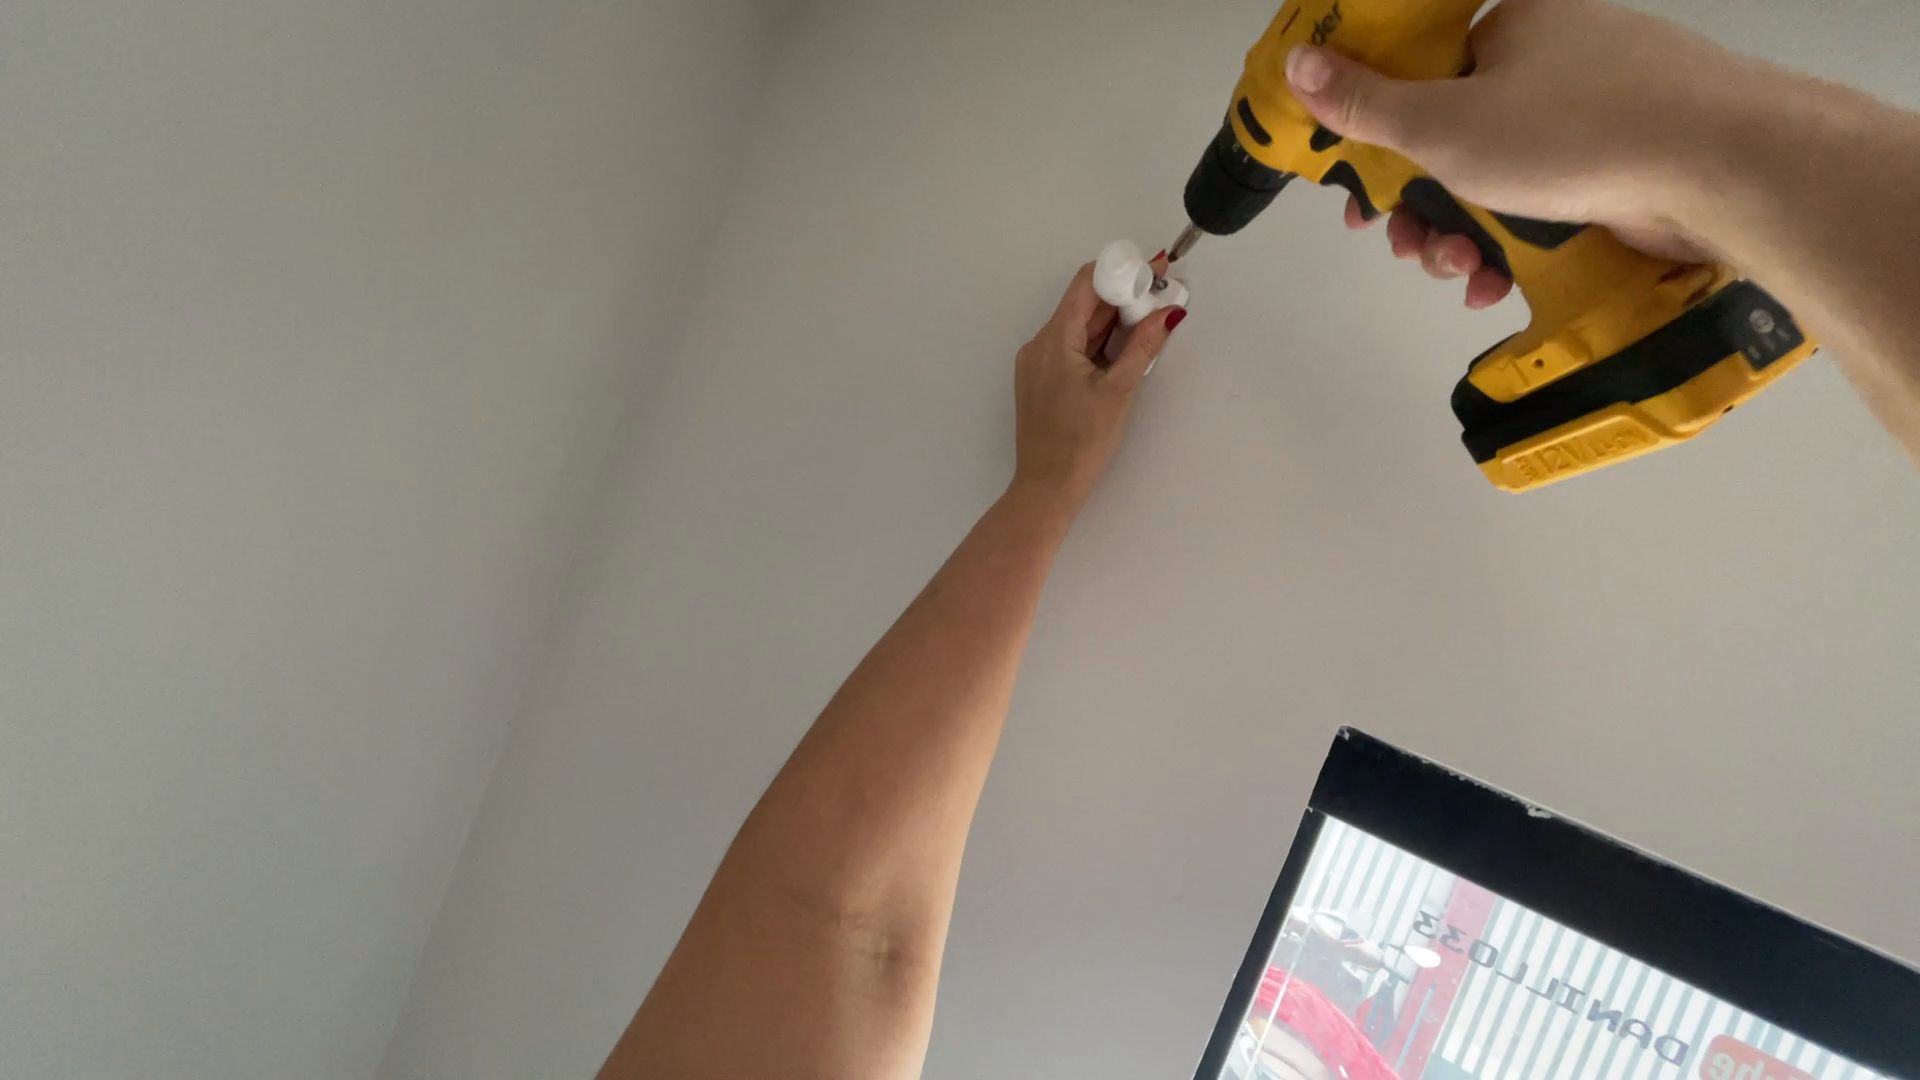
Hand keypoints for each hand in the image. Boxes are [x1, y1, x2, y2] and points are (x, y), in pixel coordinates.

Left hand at [1010, 256, 1184, 510]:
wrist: (1048, 486)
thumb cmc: (1082, 441)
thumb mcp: (1119, 390)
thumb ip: (1144, 345)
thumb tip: (1170, 312)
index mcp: (1053, 340)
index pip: (1085, 284)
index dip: (1120, 272)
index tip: (1152, 275)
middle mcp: (1038, 345)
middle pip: (1082, 305)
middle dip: (1122, 299)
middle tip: (1161, 298)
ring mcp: (1036, 364)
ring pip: (1078, 328)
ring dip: (1112, 323)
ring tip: (1150, 324)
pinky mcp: (1041, 381)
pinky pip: (1071, 349)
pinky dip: (1097, 344)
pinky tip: (1124, 351)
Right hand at [1284, 0, 1747, 307]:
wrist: (1718, 168)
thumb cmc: (1565, 133)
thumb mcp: (1441, 125)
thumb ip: (1363, 104)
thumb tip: (1297, 63)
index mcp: (1511, 29)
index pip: (1418, 85)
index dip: (1376, 150)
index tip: (1363, 201)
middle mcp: (1549, 60)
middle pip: (1446, 145)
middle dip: (1419, 211)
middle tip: (1411, 245)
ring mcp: (1586, 110)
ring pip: (1486, 183)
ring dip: (1456, 239)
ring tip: (1459, 271)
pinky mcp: (1611, 159)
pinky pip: (1532, 201)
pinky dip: (1503, 245)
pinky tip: (1493, 279)